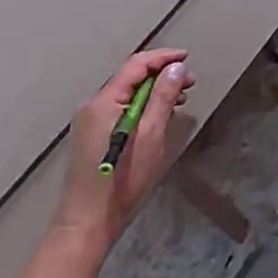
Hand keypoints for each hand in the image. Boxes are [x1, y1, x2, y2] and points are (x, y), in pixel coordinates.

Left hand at [53, 48, 193, 249]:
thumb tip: (176, 68)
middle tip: (189, 82)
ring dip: (152, 91)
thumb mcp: (150, 135)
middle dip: (160, 74)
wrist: (88, 220)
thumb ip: (162, 98)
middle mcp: (93, 103)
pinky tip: (157, 115)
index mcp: (104, 100)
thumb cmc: (122, 179)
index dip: (163, 58)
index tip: (187, 57)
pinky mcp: (92, 134)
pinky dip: (140, 105)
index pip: (136, 65)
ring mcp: (90, 119)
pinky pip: (119, 107)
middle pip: (130, 77)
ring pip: (126, 93)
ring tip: (179, 98)